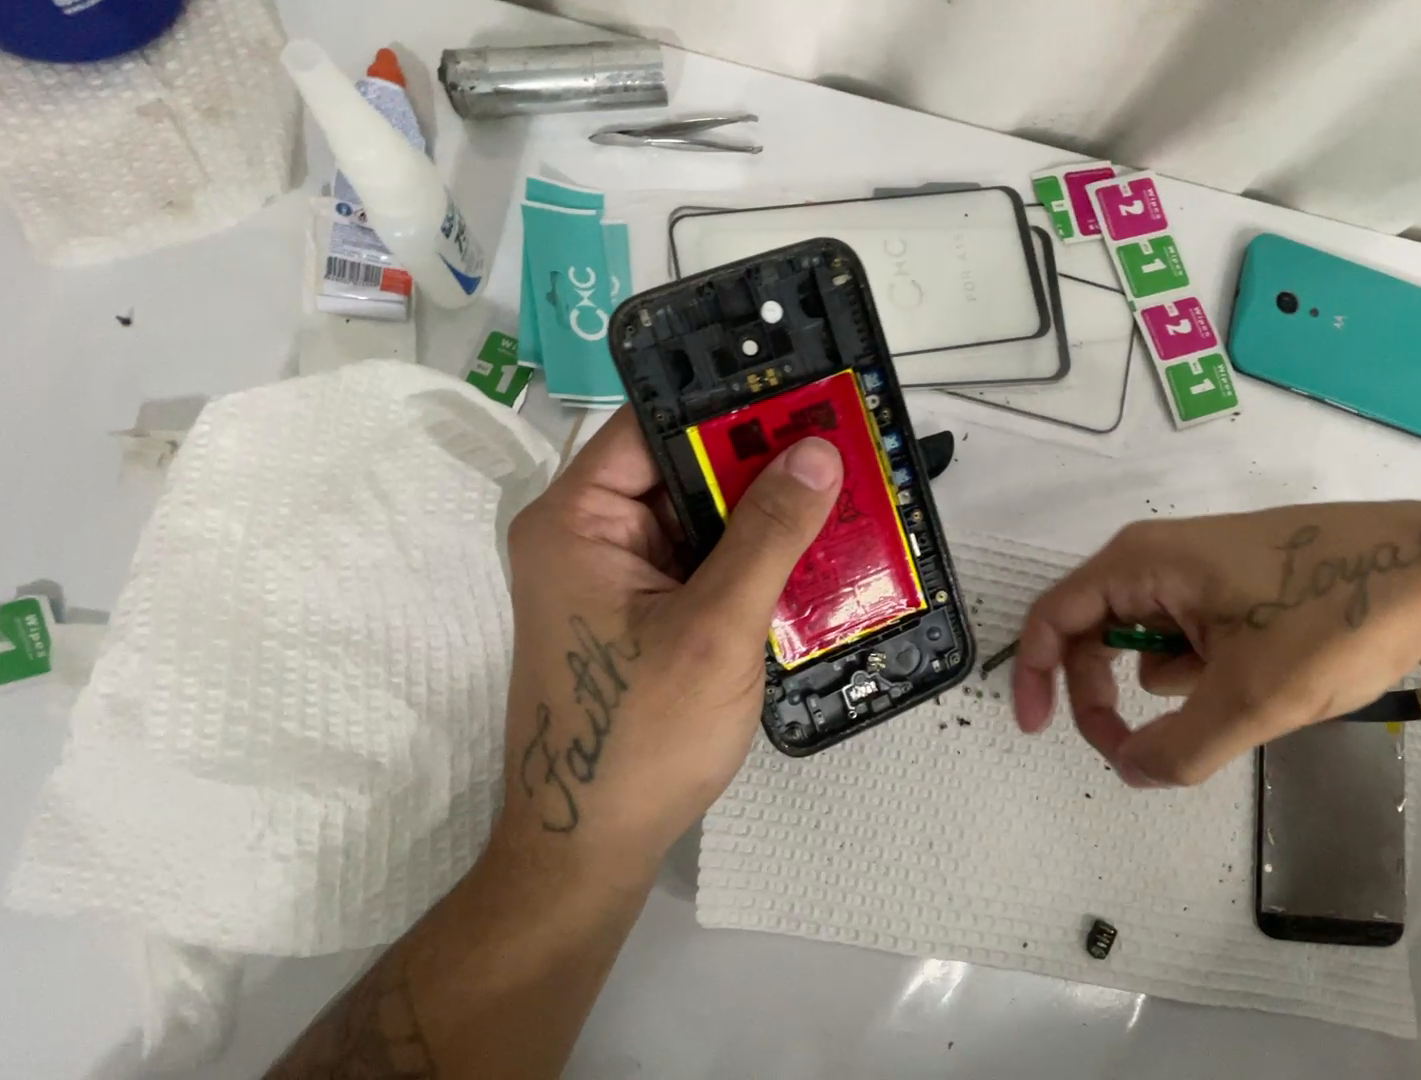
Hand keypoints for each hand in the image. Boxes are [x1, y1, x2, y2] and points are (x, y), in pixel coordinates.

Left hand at [488, 409, 842, 876]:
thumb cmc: (643, 737)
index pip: (652, 428)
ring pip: (699, 519)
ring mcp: (615, 578)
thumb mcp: (716, 628)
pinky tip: (812, 554)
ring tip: (842, 492)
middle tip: (840, 443)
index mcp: (578, 520)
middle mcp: (589, 536)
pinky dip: (751, 558)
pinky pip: (702, 563)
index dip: (726, 408)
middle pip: (681, 472)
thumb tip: (818, 451)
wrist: (593, 847)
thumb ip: (769, 534)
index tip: (802, 394)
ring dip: (763, 514)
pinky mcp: (641, 613)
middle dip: (759, 464)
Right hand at [1012, 502, 1420, 786]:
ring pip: (1142, 640)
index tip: (1039, 730)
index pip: (1053, 616)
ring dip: (1160, 687)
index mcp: (1141, 563)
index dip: (1033, 674)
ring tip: (1228, 704)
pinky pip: (1185, 636)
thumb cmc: (1335, 618)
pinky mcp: (1232, 586)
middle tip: (1131, 749)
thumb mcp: (1252, 698)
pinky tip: (1255, 678)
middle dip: (1100, 693)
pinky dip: (1199, 671)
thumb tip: (1130, 772)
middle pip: (1091, 632)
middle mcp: (1156, 559)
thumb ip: (1178, 748)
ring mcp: (1196, 571)